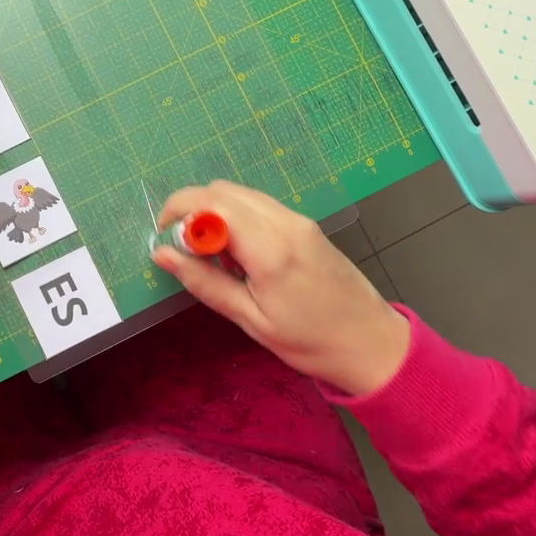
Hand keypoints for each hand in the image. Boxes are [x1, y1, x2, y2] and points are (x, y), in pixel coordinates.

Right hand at [153, 181, 411, 396]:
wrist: (372, 344)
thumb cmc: (309, 342)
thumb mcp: (249, 319)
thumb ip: (204, 281)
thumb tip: (162, 254)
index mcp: (269, 248)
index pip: (211, 203)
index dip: (178, 213)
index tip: (164, 240)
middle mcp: (284, 222)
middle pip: (222, 190)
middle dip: (191, 210)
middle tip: (182, 249)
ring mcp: (297, 219)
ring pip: (239, 194)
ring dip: (213, 213)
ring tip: (210, 256)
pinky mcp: (304, 224)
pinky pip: (258, 206)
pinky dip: (235, 218)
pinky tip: (236, 253)